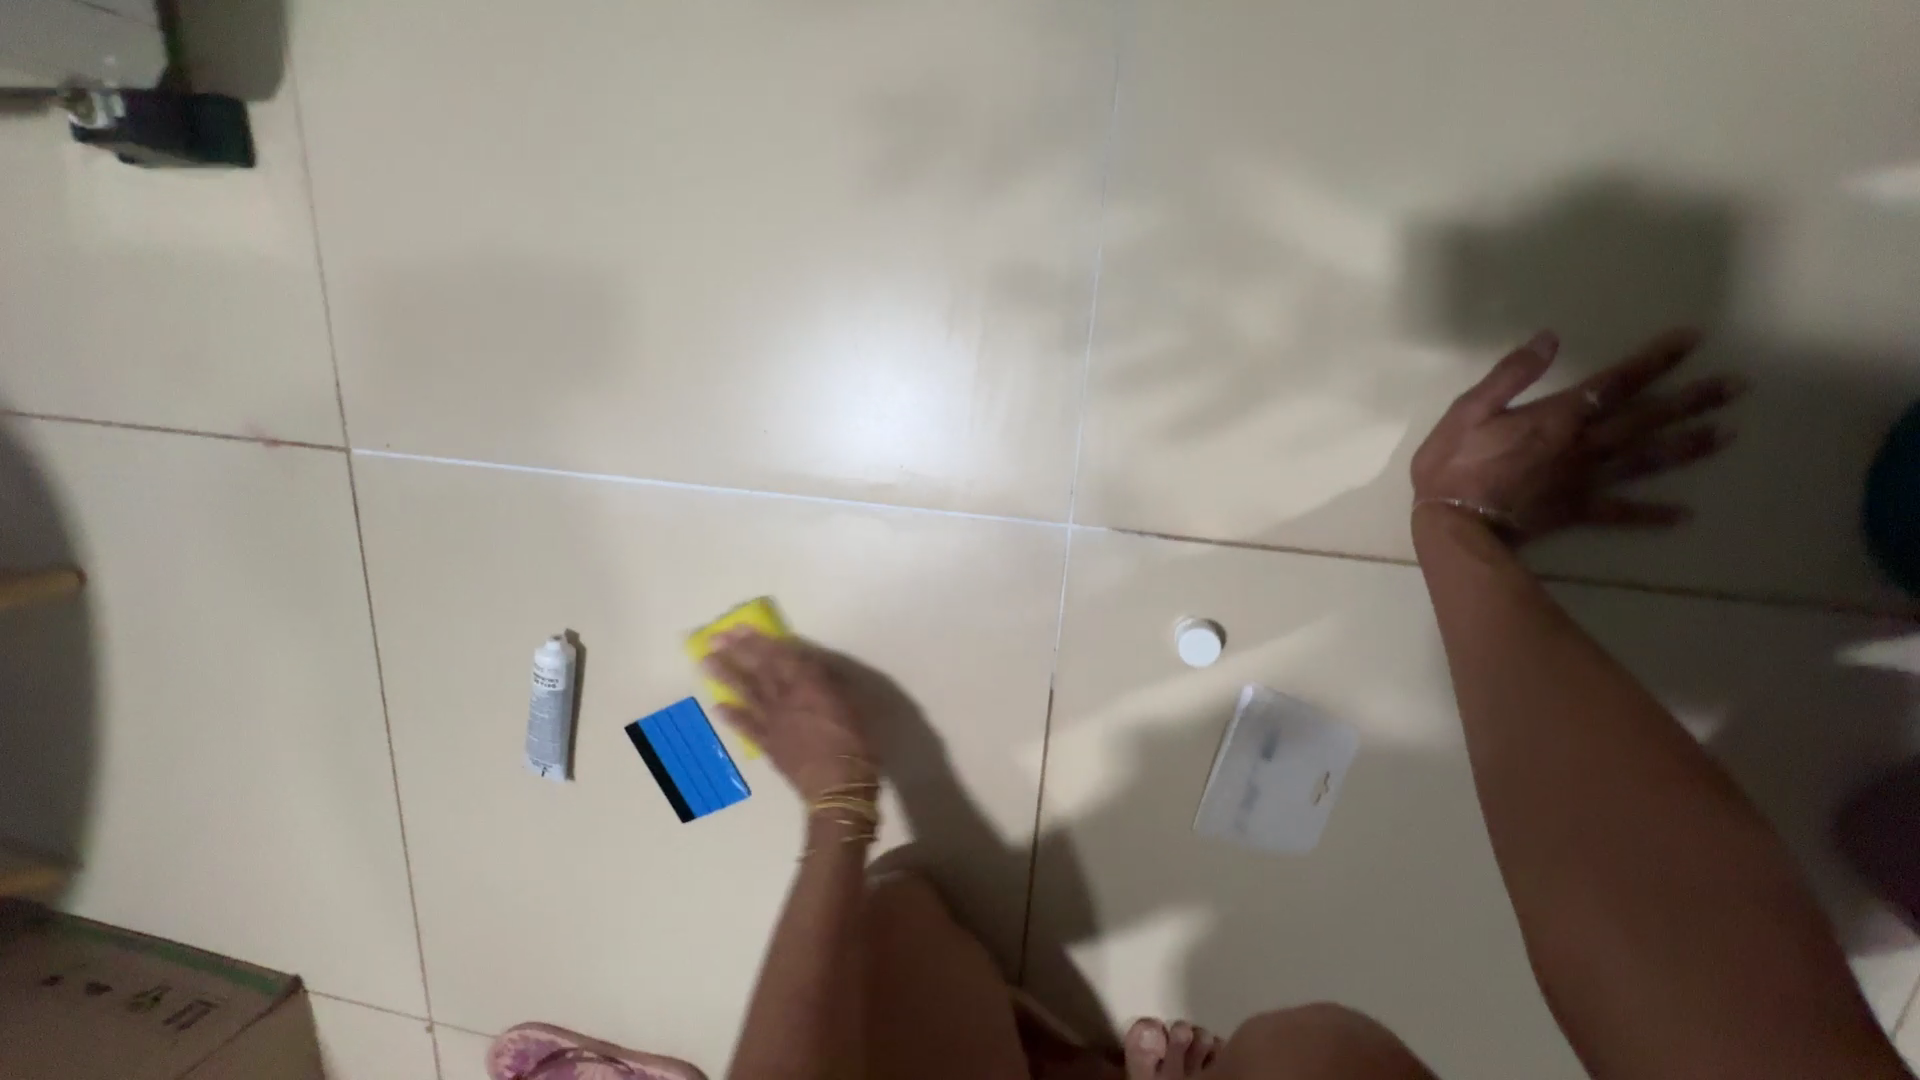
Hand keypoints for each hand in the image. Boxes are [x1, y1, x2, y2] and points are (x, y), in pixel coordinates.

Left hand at [705, 629, 875, 799]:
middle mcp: (785, 700)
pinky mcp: (768, 745)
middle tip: (716, 637)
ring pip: (746, 694)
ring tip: (706, 662)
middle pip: (758, 671)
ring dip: (726, 676)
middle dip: (737, 652)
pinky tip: (717, 706)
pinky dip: (731, 716)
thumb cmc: (856, 743)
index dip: (760, 641)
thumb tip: (811, 669)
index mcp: (808, 686)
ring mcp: (773, 723)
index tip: (741, 628)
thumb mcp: (851, 704)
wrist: (838, 786)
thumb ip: (827, 684)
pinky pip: (746, 727)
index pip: (780, 657)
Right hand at [1411, 328, 1744, 540]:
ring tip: (1728, 434)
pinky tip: (1684, 514)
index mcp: (1558, 417)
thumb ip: (1510, 375)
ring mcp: (1583, 480)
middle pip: (1645, 419)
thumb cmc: (1453, 464)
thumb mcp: (1468, 410)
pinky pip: (1620, 512)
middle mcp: (1583, 446)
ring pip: (1645, 460)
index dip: (1654, 360)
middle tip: (1737, 386)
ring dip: (1687, 447)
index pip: (1615, 382)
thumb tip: (1548, 338)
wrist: (1453, 522)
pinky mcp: (1575, 511)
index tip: (1693, 340)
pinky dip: (1652, 514)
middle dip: (1691, 400)